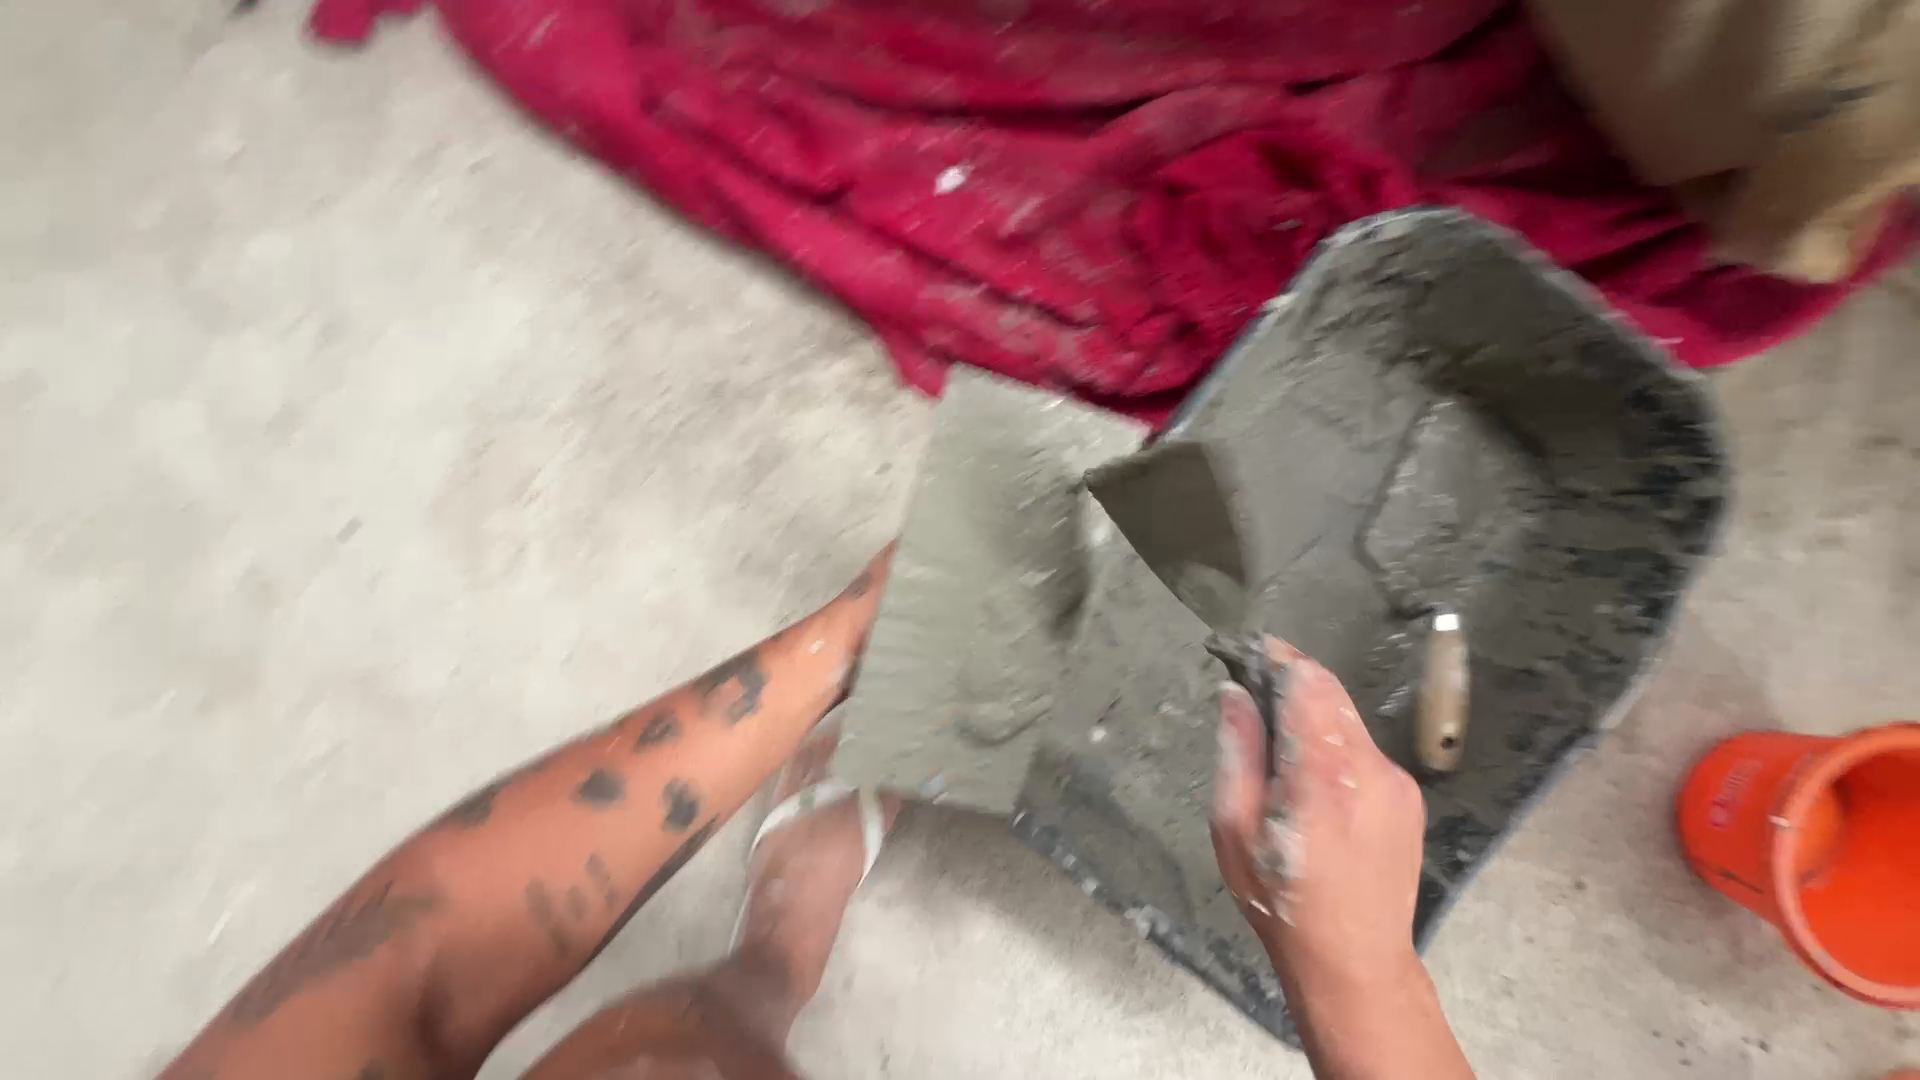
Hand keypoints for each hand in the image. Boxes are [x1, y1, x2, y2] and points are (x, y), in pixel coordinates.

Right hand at [1210, 636, 1426, 998]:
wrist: (1355, 961)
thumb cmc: (1279, 896)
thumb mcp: (1232, 825)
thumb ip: (1237, 748)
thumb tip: (1233, 692)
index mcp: (1321, 771)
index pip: (1308, 682)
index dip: (1278, 656)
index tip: (1249, 649)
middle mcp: (1370, 766)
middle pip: (1330, 693)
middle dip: (1291, 681)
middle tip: (1253, 691)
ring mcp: (1396, 782)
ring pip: (1347, 719)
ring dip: (1311, 715)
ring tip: (1278, 747)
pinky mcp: (1408, 798)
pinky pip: (1363, 749)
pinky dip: (1332, 744)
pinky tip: (1312, 781)